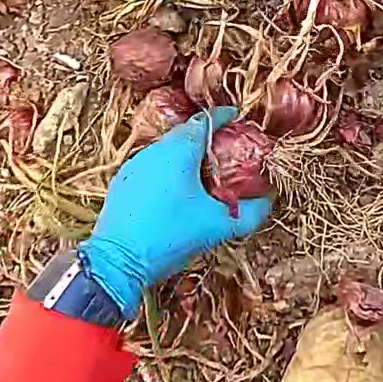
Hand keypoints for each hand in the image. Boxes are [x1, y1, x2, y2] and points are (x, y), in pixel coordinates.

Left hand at [81, 107, 271, 318]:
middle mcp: (154, 151)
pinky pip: (152, 167)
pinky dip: (169, 170)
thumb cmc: (169, 236)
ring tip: (205, 172)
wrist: (115, 264)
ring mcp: (134, 167)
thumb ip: (249, 214)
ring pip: (167, 150)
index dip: (224, 117)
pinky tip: (177, 192)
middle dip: (208, 138)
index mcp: (178, 151)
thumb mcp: (217, 226)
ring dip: (187, 156)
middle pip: (186, 134)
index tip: (238, 118)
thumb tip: (267, 203)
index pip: (205, 120)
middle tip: (227, 149)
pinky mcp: (122, 184)